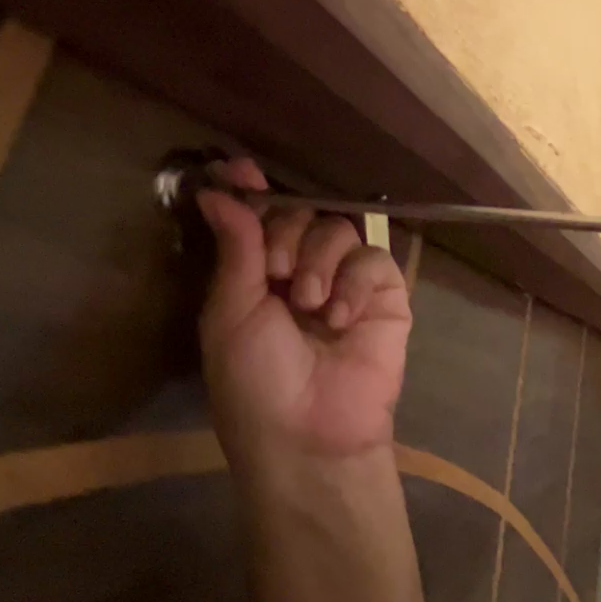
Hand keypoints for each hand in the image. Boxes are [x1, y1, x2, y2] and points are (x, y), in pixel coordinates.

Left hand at [195, 158, 411, 471]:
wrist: (312, 432)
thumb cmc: (256, 381)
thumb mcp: (232, 314)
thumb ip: (237, 249)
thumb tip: (216, 191)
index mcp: (258, 278)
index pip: (259, 220)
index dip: (252, 193)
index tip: (240, 169)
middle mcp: (302, 271)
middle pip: (301, 214)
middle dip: (287, 236)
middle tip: (279, 276)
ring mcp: (346, 281)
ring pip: (338, 229)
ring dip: (320, 261)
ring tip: (311, 305)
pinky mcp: (384, 293)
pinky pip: (372, 259)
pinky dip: (353, 283)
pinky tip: (340, 317)